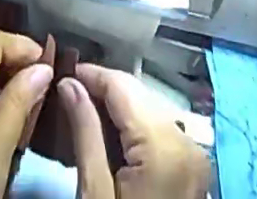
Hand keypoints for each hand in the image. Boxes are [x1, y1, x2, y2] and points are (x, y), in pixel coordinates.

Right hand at [59, 63, 210, 198]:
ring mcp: (194, 154)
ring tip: (82, 108)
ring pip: (149, 108)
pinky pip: (159, 130)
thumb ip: (85, 132)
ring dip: (117, 106)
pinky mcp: (193, 166)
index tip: (62, 71)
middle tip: (67, 90)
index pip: (123, 87)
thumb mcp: (96, 192)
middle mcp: (185, 140)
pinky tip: (108, 132)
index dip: (92, 74)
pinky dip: (134, 126)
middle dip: (103, 89)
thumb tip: (69, 84)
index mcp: (164, 145)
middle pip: (138, 95)